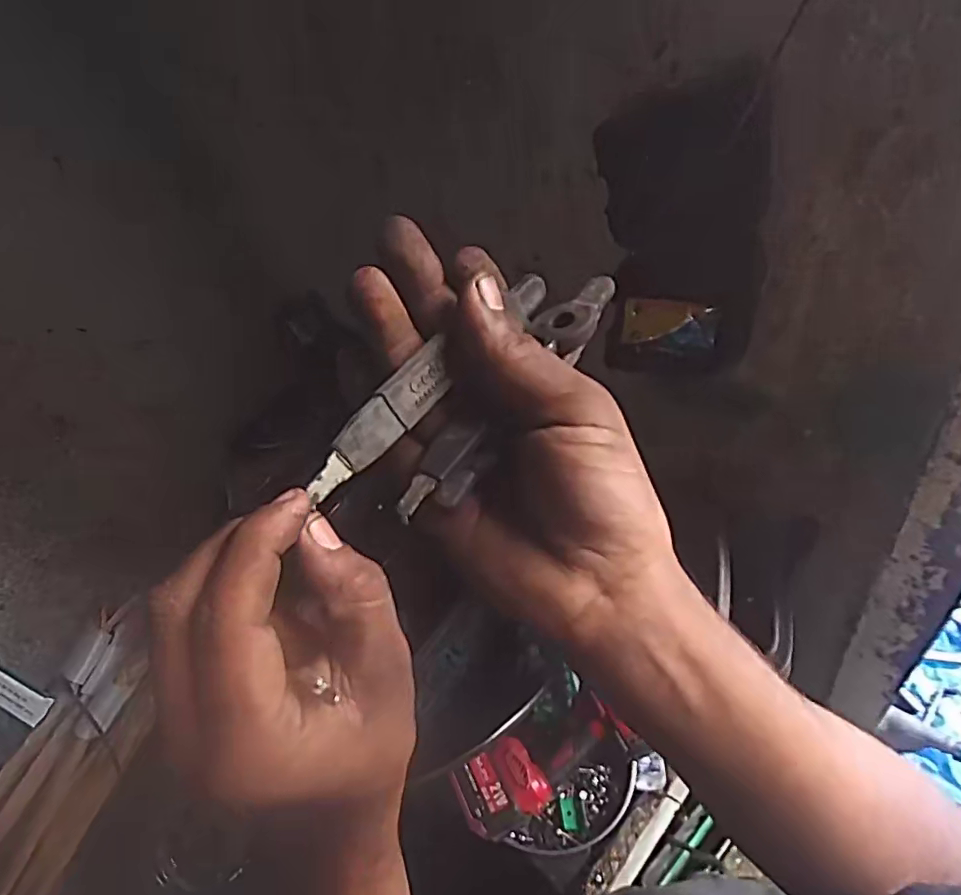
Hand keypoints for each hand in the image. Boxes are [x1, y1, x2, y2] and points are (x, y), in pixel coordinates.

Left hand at [149, 489, 415, 856]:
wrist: (329, 834)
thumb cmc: (370, 761)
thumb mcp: (388, 673)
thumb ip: (358, 596)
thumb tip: (312, 530)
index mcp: (245, 733)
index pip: (227, 614)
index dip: (256, 544)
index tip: (297, 503)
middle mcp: (185, 732)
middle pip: (178, 605)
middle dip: (230, 543)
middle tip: (285, 517)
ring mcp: (166, 726)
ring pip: (166, 612)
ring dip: (216, 561)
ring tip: (273, 542)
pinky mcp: (167, 713)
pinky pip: (174, 629)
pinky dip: (211, 588)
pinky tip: (256, 582)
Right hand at [348, 216, 694, 656]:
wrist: (594, 584)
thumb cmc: (603, 495)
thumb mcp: (576, 415)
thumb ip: (519, 360)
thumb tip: (474, 292)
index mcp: (531, 388)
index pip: (490, 327)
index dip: (470, 288)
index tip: (450, 252)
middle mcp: (487, 412)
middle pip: (442, 348)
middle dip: (415, 296)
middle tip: (389, 244)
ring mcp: (453, 450)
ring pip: (412, 387)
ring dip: (388, 338)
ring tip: (365, 286)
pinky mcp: (426, 492)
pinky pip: (395, 447)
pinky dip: (375, 410)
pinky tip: (356, 364)